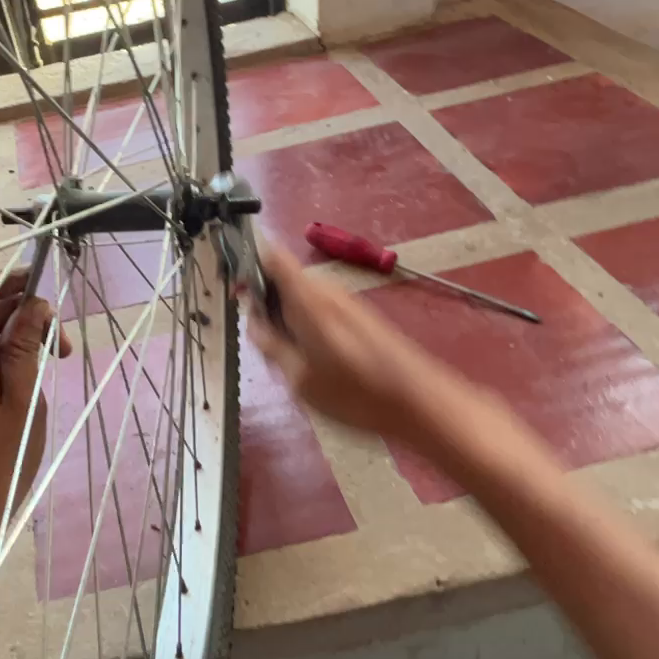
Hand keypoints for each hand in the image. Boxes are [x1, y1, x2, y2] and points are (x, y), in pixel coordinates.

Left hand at [0, 266, 70, 563]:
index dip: (16, 279)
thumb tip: (32, 301)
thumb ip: (24, 345)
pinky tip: (23, 382)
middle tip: (64, 350)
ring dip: (17, 339)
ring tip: (50, 369)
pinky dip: (1, 357)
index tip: (51, 292)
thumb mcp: (22, 401)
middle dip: (26, 317)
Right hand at [246, 243, 442, 441]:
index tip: (237, 291)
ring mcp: (345, 301)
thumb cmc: (355, 393)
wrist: (421, 403)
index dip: (248, 263)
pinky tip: (314, 361)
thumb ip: (270, 344)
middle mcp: (326, 290)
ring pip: (301, 296)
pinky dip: (306, 325)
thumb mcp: (299, 378)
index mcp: (307, 298)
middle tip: (264, 342)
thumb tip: (252, 320)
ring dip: (287, 317)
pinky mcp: (358, 315)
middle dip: (266, 302)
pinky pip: (319, 308)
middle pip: (284, 278)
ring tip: (290, 359)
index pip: (271, 255)